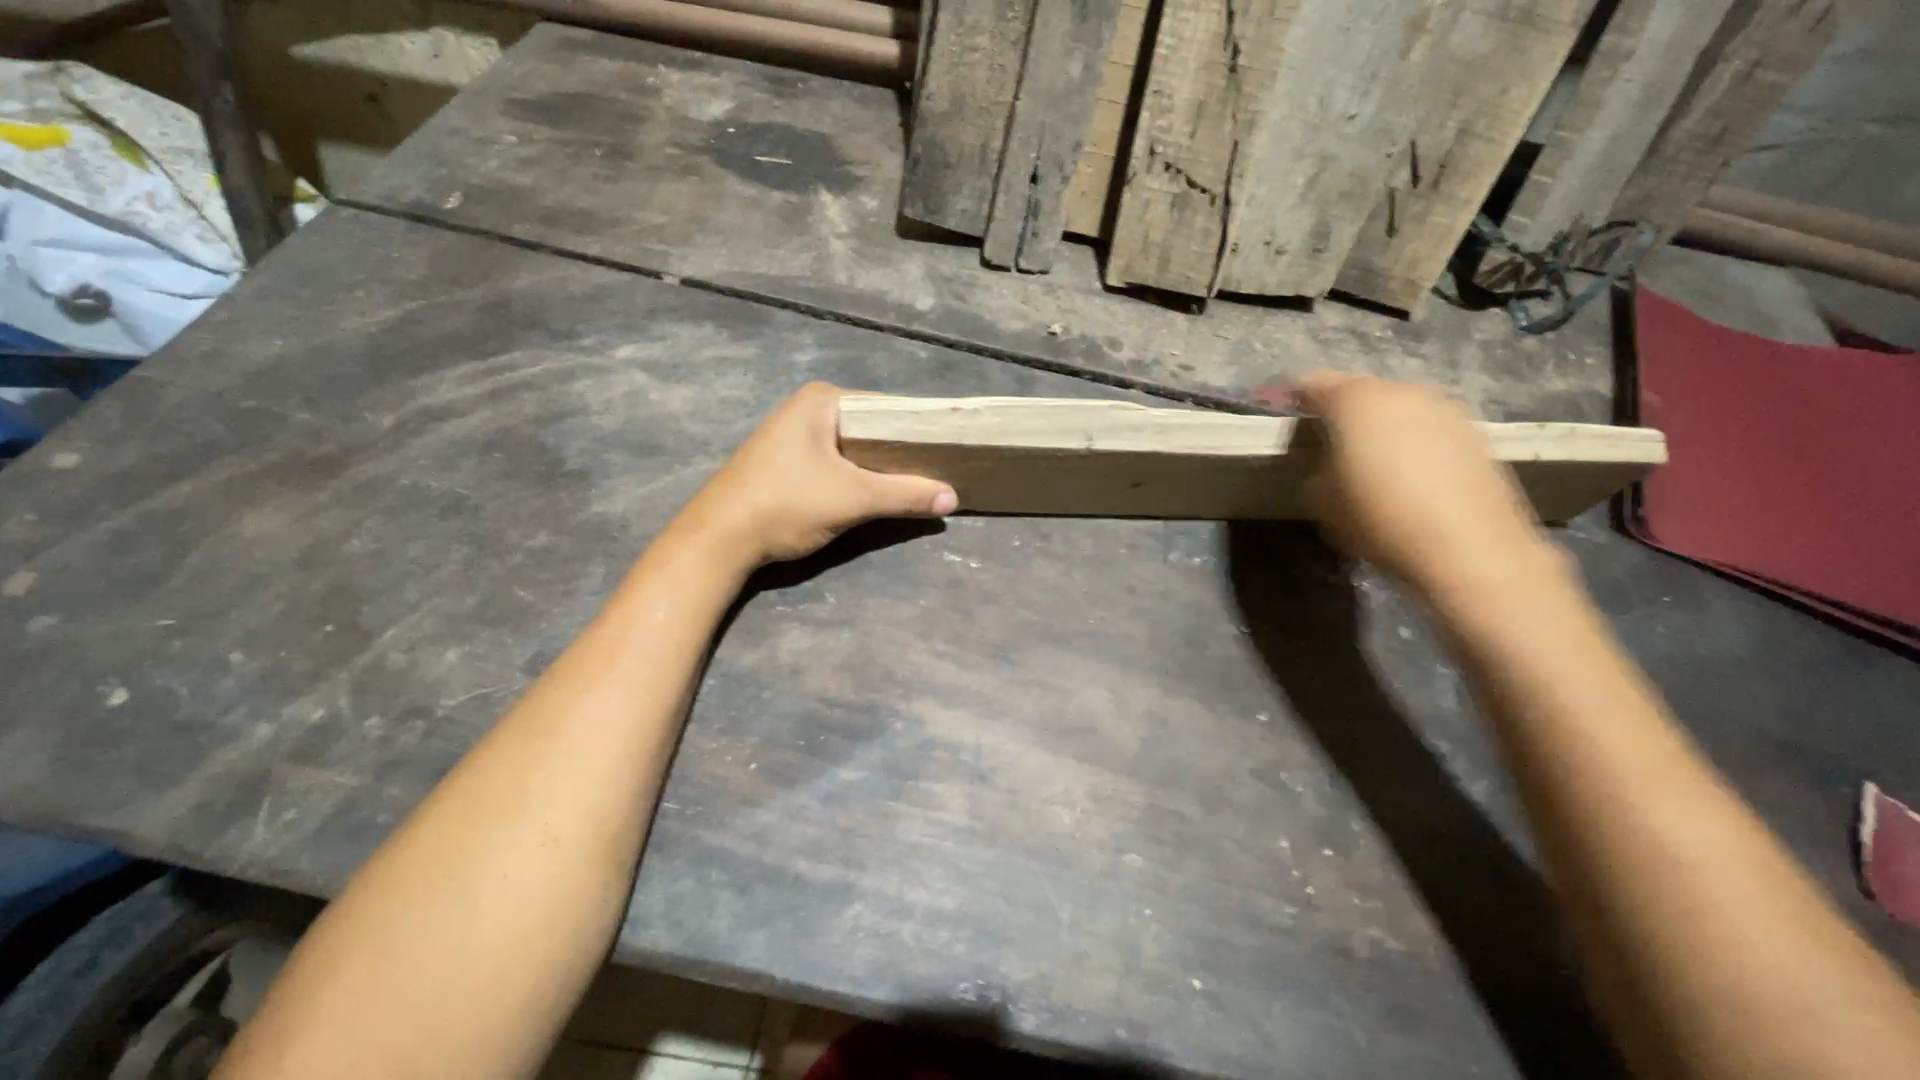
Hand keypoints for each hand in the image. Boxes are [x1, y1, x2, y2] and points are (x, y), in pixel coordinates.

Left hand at [677, 382, 957, 566]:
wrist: (718, 538)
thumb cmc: (786, 503)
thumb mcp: (853, 498)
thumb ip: (905, 495)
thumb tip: (953, 498)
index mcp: (824, 400)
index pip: (889, 407)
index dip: (923, 429)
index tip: (955, 450)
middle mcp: (810, 409)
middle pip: (874, 428)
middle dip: (904, 452)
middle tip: (945, 472)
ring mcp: (796, 437)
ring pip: (857, 450)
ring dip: (884, 470)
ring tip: (922, 486)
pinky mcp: (789, 464)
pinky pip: (840, 465)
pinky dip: (861, 480)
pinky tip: (881, 496)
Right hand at [1296, 373, 1555, 599]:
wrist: (1469, 548)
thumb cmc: (1382, 521)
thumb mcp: (1322, 500)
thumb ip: (1315, 466)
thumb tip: (1327, 459)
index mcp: (1355, 401)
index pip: (1310, 383)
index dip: (1291, 396)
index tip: (1281, 413)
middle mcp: (1400, 391)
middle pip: (1358, 389)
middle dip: (1338, 409)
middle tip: (1325, 439)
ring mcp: (1442, 407)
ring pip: (1396, 405)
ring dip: (1378, 423)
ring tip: (1370, 457)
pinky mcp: (1473, 429)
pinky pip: (1426, 425)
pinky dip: (1411, 438)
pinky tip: (1409, 471)